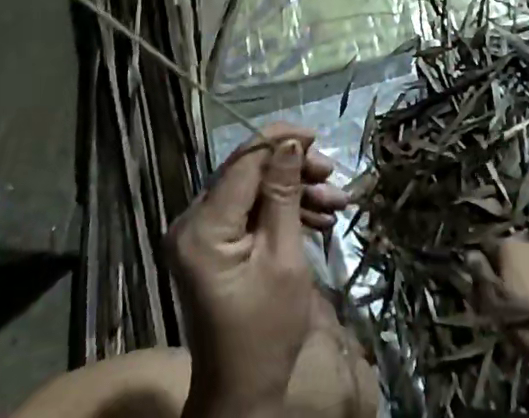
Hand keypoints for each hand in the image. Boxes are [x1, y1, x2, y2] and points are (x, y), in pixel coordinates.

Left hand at [168, 123, 345, 416]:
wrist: (244, 390)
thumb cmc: (267, 329)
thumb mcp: (284, 257)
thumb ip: (284, 194)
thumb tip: (291, 142)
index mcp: (202, 228)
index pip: (243, 163)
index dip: (279, 141)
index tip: (318, 137)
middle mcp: (191, 223)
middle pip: (248, 174)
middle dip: (293, 171)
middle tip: (332, 174)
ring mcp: (199, 236)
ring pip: (252, 192)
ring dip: (294, 192)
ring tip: (336, 201)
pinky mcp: (212, 247)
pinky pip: (249, 214)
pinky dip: (281, 213)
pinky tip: (318, 218)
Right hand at [467, 238, 528, 375]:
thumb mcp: (494, 301)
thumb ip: (479, 275)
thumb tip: (469, 253)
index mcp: (509, 243)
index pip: (483, 244)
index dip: (475, 264)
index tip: (471, 287)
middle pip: (504, 257)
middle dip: (496, 276)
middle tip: (488, 305)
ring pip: (521, 271)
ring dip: (514, 287)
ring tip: (509, 316)